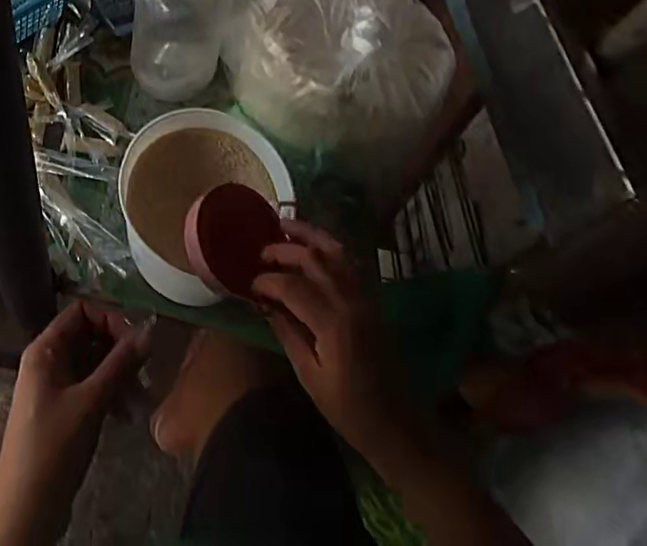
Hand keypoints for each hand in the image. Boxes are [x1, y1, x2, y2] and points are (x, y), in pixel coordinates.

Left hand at [0, 300, 146, 545]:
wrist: (25, 513)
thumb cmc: (51, 449)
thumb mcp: (89, 402)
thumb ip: (119, 363)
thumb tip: (148, 330)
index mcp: (45, 350)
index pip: (81, 310)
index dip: (109, 318)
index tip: (135, 338)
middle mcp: (49, 361)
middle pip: (90, 335)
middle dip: (119, 347)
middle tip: (144, 366)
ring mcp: (57, 386)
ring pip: (95, 361)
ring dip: (120, 372)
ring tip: (140, 394)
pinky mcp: (66, 409)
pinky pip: (93, 385)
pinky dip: (112, 391)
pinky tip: (128, 411)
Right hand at [256, 223, 533, 545]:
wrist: (397, 422)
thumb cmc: (349, 409)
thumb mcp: (310, 377)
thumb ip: (288, 334)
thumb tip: (265, 304)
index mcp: (333, 323)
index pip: (293, 286)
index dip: (268, 279)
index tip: (250, 283)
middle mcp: (350, 301)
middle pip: (314, 259)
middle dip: (284, 249)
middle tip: (261, 251)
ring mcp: (365, 296)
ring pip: (336, 252)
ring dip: (310, 236)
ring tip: (286, 224)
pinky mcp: (372, 299)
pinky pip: (349, 263)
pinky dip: (329, 247)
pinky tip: (314, 246)